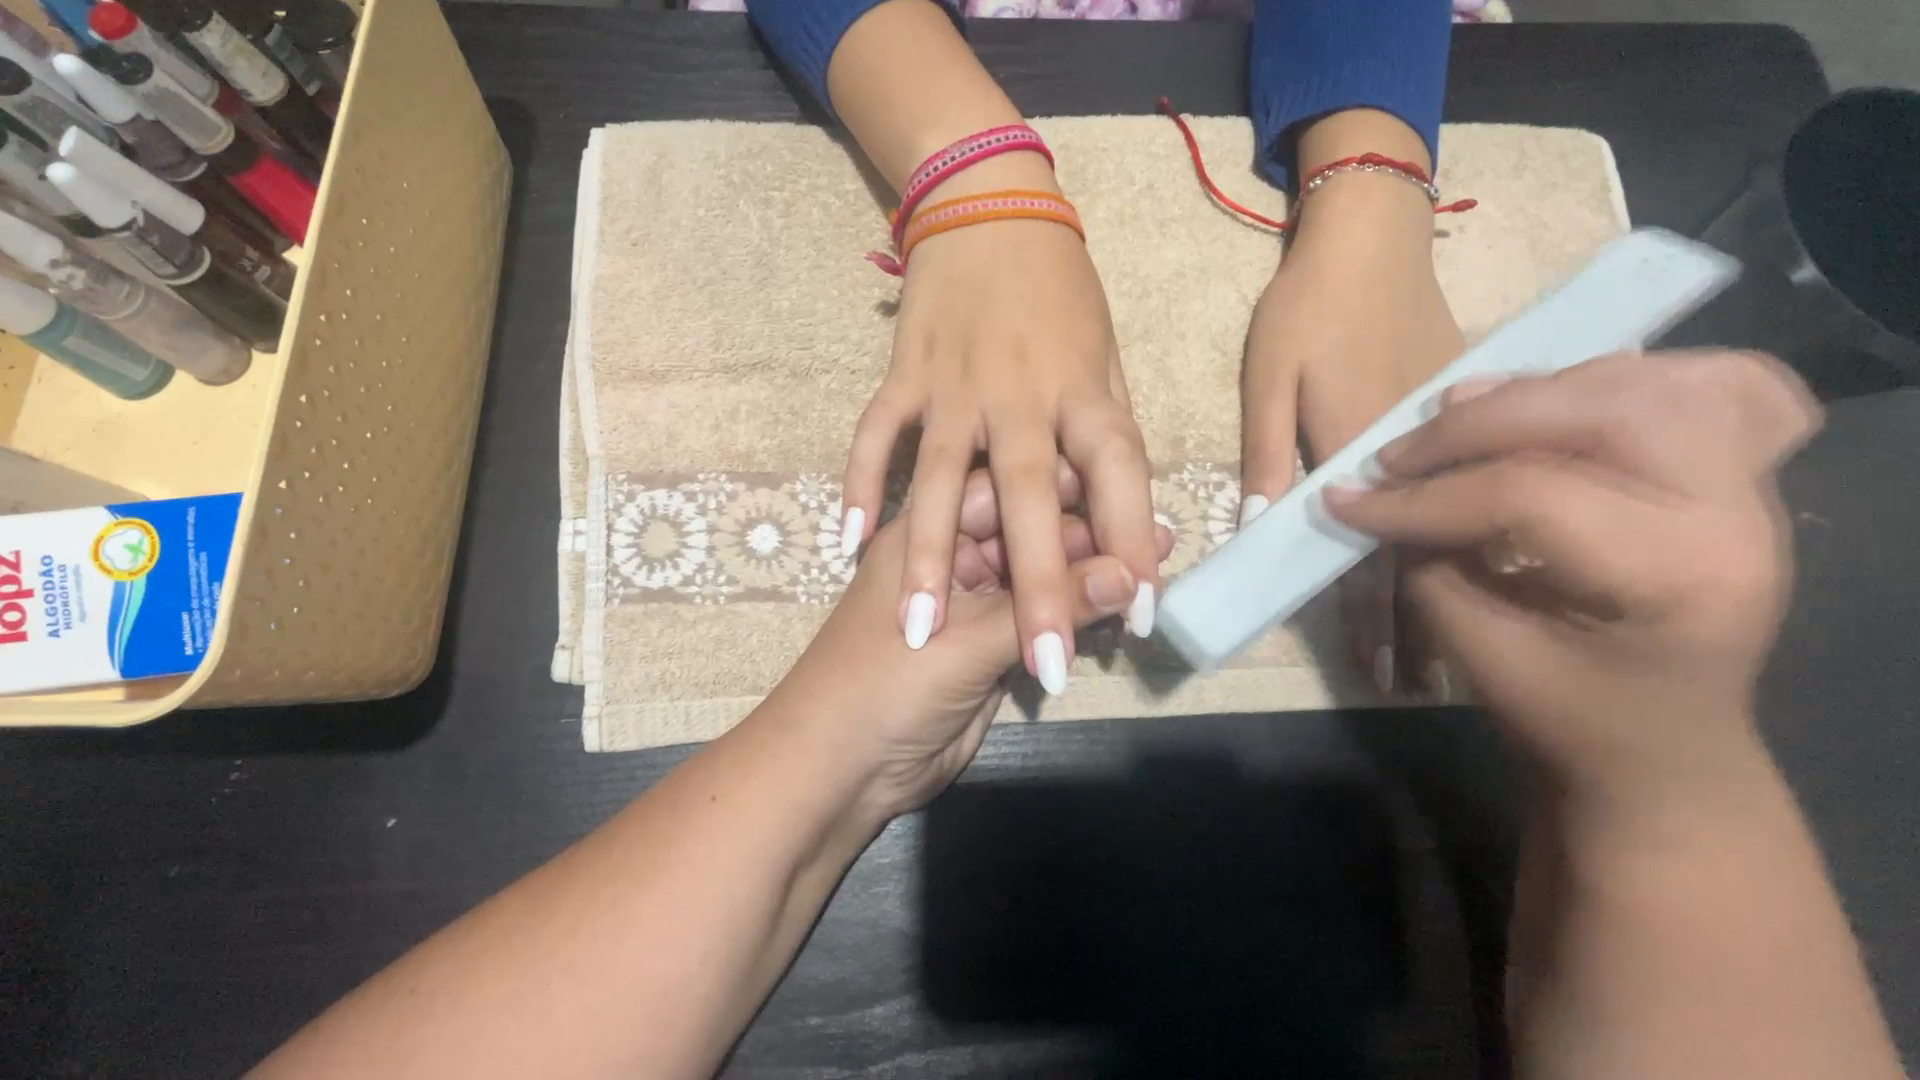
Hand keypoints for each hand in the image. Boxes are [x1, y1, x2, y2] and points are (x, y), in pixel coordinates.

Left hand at [787, 465, 1174, 818]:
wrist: (842, 770)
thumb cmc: (885, 683)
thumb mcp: (967, 640)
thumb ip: (1048, 606)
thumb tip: (1129, 574)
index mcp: (930, 531)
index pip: (1006, 492)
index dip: (1065, 490)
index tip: (1127, 488)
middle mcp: (955, 558)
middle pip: (1031, 536)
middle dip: (1090, 542)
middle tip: (1158, 541)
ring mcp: (975, 605)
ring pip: (1042, 581)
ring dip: (1091, 584)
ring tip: (1154, 580)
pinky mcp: (992, 648)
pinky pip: (1043, 623)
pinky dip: (1078, 621)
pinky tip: (1123, 616)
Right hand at [844, 212, 1159, 691]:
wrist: (988, 202)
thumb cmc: (1061, 290)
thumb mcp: (1106, 356)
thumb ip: (1110, 432)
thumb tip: (1129, 509)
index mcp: (1085, 389)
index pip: (1120, 477)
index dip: (1136, 544)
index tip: (1143, 615)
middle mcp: (1022, 396)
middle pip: (1034, 499)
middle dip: (1041, 586)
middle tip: (1047, 664)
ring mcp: (955, 385)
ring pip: (942, 480)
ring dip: (934, 558)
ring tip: (922, 631)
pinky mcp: (903, 375)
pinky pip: (877, 435)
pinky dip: (860, 483)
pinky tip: (848, 539)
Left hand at [1241, 175, 1464, 698]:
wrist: (1374, 236)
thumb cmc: (1309, 307)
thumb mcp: (1269, 379)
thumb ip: (1268, 454)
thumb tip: (1261, 528)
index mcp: (1363, 451)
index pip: (1368, 550)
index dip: (1367, 612)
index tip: (1374, 666)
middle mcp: (1417, 455)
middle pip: (1416, 550)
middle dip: (1411, 620)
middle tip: (1413, 681)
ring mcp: (1453, 434)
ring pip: (1448, 527)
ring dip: (1445, 587)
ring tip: (1448, 647)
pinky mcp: (1467, 411)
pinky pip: (1464, 489)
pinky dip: (1465, 534)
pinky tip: (1478, 563)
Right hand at [1324, 351, 1821, 798]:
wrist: (1664, 750)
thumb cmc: (1573, 719)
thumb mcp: (1483, 656)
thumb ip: (1428, 568)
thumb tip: (1375, 500)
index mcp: (1675, 578)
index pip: (1531, 497)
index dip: (1423, 497)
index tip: (1346, 503)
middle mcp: (1734, 514)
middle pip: (1602, 411)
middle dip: (1477, 424)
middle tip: (1399, 455)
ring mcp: (1749, 484)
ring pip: (1646, 381)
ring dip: (1535, 390)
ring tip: (1456, 413)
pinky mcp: (1735, 470)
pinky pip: (1698, 384)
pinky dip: (1616, 377)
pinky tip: (1554, 398)